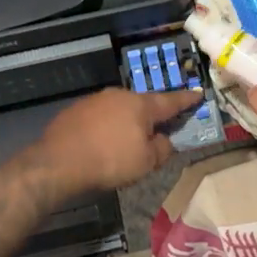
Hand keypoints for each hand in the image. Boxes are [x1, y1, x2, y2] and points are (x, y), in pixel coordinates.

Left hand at [38, 88, 201, 194]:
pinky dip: (106, 126)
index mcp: (141, 104)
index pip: (171, 100)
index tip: (198, 93)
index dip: (187, 100)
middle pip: (143, 104)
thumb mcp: (147, 162)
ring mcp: (94, 100)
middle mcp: (119, 95)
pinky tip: (102, 142)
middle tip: (159, 128)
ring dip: (127, 121)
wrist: (58, 163)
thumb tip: (164, 140)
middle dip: (152, 115)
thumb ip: (162, 148)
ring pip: (120, 109)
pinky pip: (100, 117)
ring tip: (128, 140)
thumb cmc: (110, 161)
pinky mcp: (75, 110)